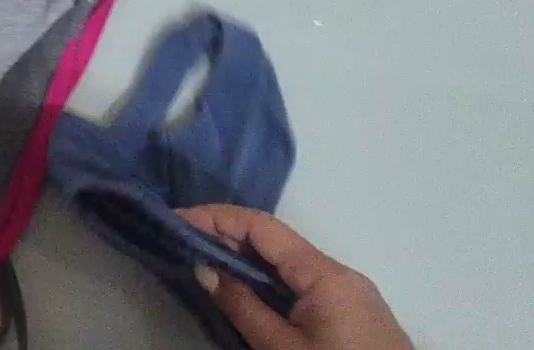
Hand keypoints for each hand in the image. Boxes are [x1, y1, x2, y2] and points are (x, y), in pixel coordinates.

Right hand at [180, 205, 413, 349]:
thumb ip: (240, 305)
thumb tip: (202, 267)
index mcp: (327, 275)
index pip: (261, 226)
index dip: (215, 217)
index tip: (176, 220)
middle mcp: (342, 275)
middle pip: (274, 241)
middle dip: (227, 237)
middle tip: (184, 243)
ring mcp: (353, 296)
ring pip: (288, 263)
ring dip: (246, 259)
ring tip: (206, 263)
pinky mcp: (356, 317)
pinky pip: (303, 283)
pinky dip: (269, 280)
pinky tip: (245, 290)